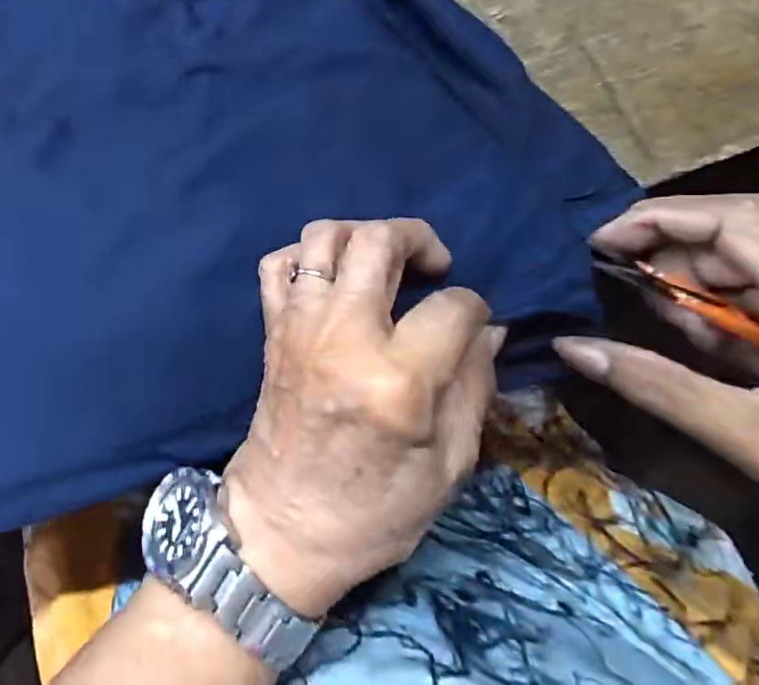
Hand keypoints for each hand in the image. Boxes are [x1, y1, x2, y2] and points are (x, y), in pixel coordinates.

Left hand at [223, 219, 504, 617]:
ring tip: (383, 259)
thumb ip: (474, 386)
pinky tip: (330, 277)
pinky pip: (276, 264)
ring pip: (324, 236)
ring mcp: (300, 326)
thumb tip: (487, 327)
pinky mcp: (272, 329)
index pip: (452, 306)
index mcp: (397, 379)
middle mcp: (344, 336)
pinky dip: (304, 256)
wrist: (284, 525)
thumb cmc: (375, 509)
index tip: (473, 322)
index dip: (475, 306)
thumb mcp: (449, 465)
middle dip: (419, 238)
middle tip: (434, 263)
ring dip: (361, 234)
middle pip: (380, 242)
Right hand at [554, 195, 758, 583]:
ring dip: (702, 293)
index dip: (660, 219)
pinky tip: (713, 345)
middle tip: (619, 295)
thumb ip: (660, 387)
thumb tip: (573, 347)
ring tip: (668, 332)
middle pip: (747, 242)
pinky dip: (735, 314)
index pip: (743, 221)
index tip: (600, 243)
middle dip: (675, 262)